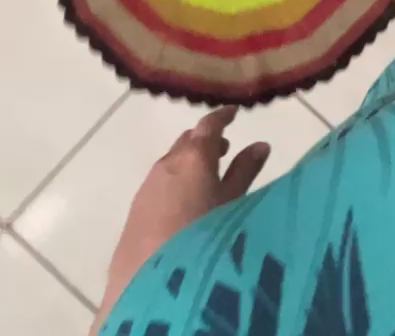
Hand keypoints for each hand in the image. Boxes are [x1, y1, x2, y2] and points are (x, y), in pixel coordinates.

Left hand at [98, 108, 269, 321]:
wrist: (147, 282)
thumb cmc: (203, 236)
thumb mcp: (234, 204)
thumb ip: (245, 171)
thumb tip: (260, 145)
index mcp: (194, 156)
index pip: (209, 124)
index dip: (222, 116)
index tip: (234, 113)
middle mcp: (167, 164)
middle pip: (187, 141)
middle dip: (204, 141)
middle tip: (224, 148)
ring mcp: (147, 187)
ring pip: (171, 163)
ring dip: (188, 162)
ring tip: (207, 176)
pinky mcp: (135, 211)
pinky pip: (159, 183)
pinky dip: (175, 181)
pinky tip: (185, 202)